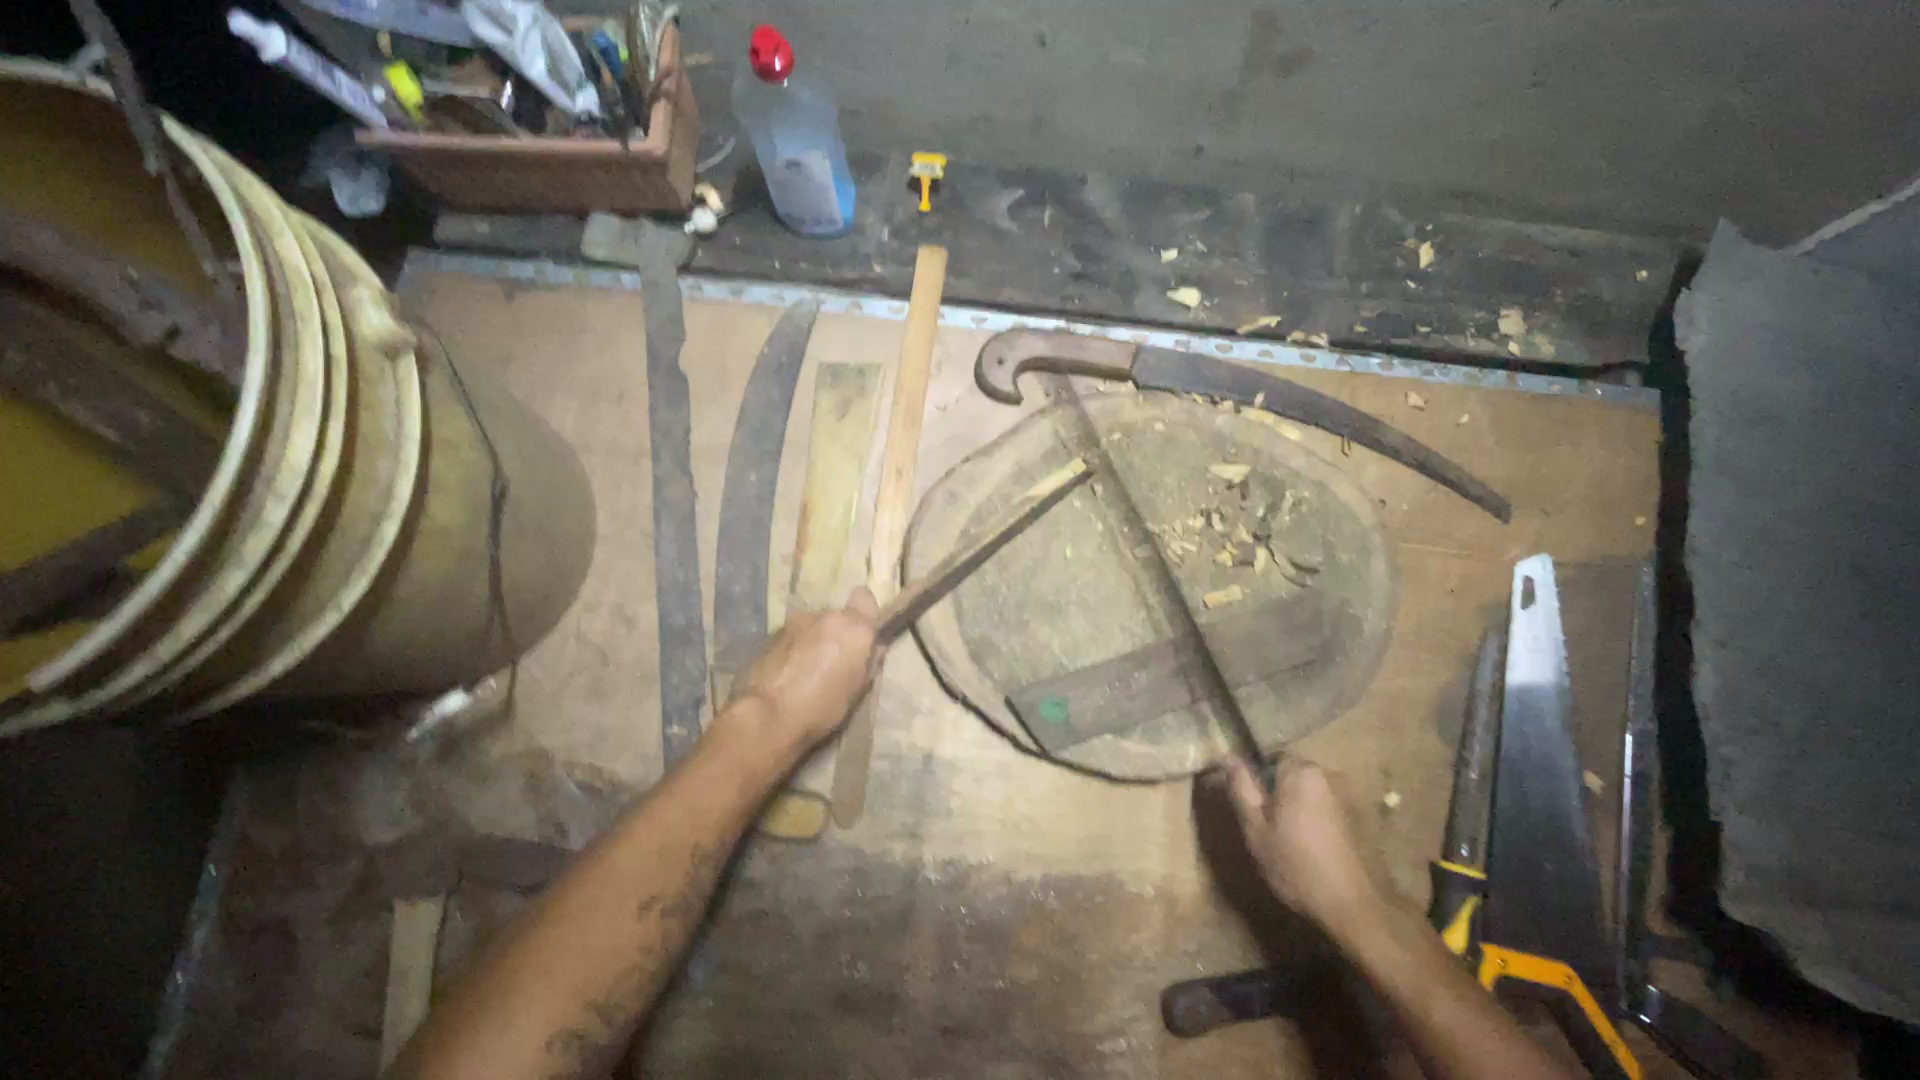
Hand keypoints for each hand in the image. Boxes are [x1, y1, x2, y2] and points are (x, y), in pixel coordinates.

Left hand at [729, 588, 881, 751]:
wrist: (766, 716)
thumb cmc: (821, 707)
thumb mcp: (856, 692)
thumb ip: (868, 663)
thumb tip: (874, 648)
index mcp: (852, 628)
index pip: (864, 597)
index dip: (864, 613)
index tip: (861, 635)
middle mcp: (824, 616)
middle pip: (836, 617)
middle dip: (836, 634)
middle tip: (834, 663)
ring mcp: (793, 623)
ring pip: (812, 627)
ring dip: (813, 641)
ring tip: (807, 672)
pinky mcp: (770, 635)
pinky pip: (792, 638)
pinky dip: (793, 650)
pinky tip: (788, 674)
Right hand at [1220, 756, 1389, 940]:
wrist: (1350, 906)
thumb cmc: (1294, 864)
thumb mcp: (1255, 828)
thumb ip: (1241, 788)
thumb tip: (1227, 756)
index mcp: (1301, 773)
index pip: (1272, 757)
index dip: (1258, 778)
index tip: (1251, 804)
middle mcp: (1329, 776)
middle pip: (1293, 773)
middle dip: (1278, 792)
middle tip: (1266, 826)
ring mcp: (1349, 797)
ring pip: (1311, 792)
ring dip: (1298, 807)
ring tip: (1288, 840)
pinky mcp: (1360, 819)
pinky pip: (1327, 809)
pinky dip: (1317, 820)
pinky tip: (1311, 847)